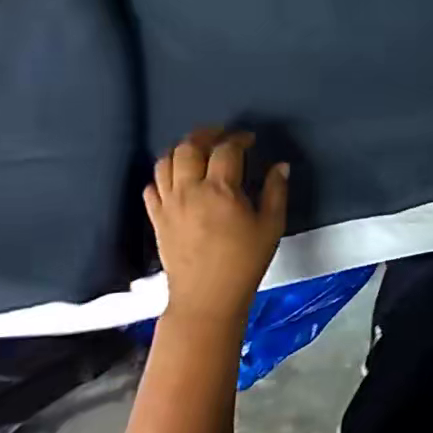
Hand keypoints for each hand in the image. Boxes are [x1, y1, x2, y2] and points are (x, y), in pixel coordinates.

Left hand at [143, 128, 289, 323]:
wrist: (207, 298)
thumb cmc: (245, 262)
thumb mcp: (271, 226)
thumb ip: (276, 192)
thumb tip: (280, 167)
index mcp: (220, 189)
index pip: (226, 149)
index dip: (238, 138)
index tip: (249, 139)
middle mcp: (189, 190)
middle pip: (189, 147)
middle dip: (206, 135)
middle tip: (221, 136)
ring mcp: (168, 203)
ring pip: (165, 162)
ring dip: (182, 150)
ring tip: (197, 152)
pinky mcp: (157, 218)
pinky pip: (152, 186)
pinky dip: (163, 176)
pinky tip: (177, 180)